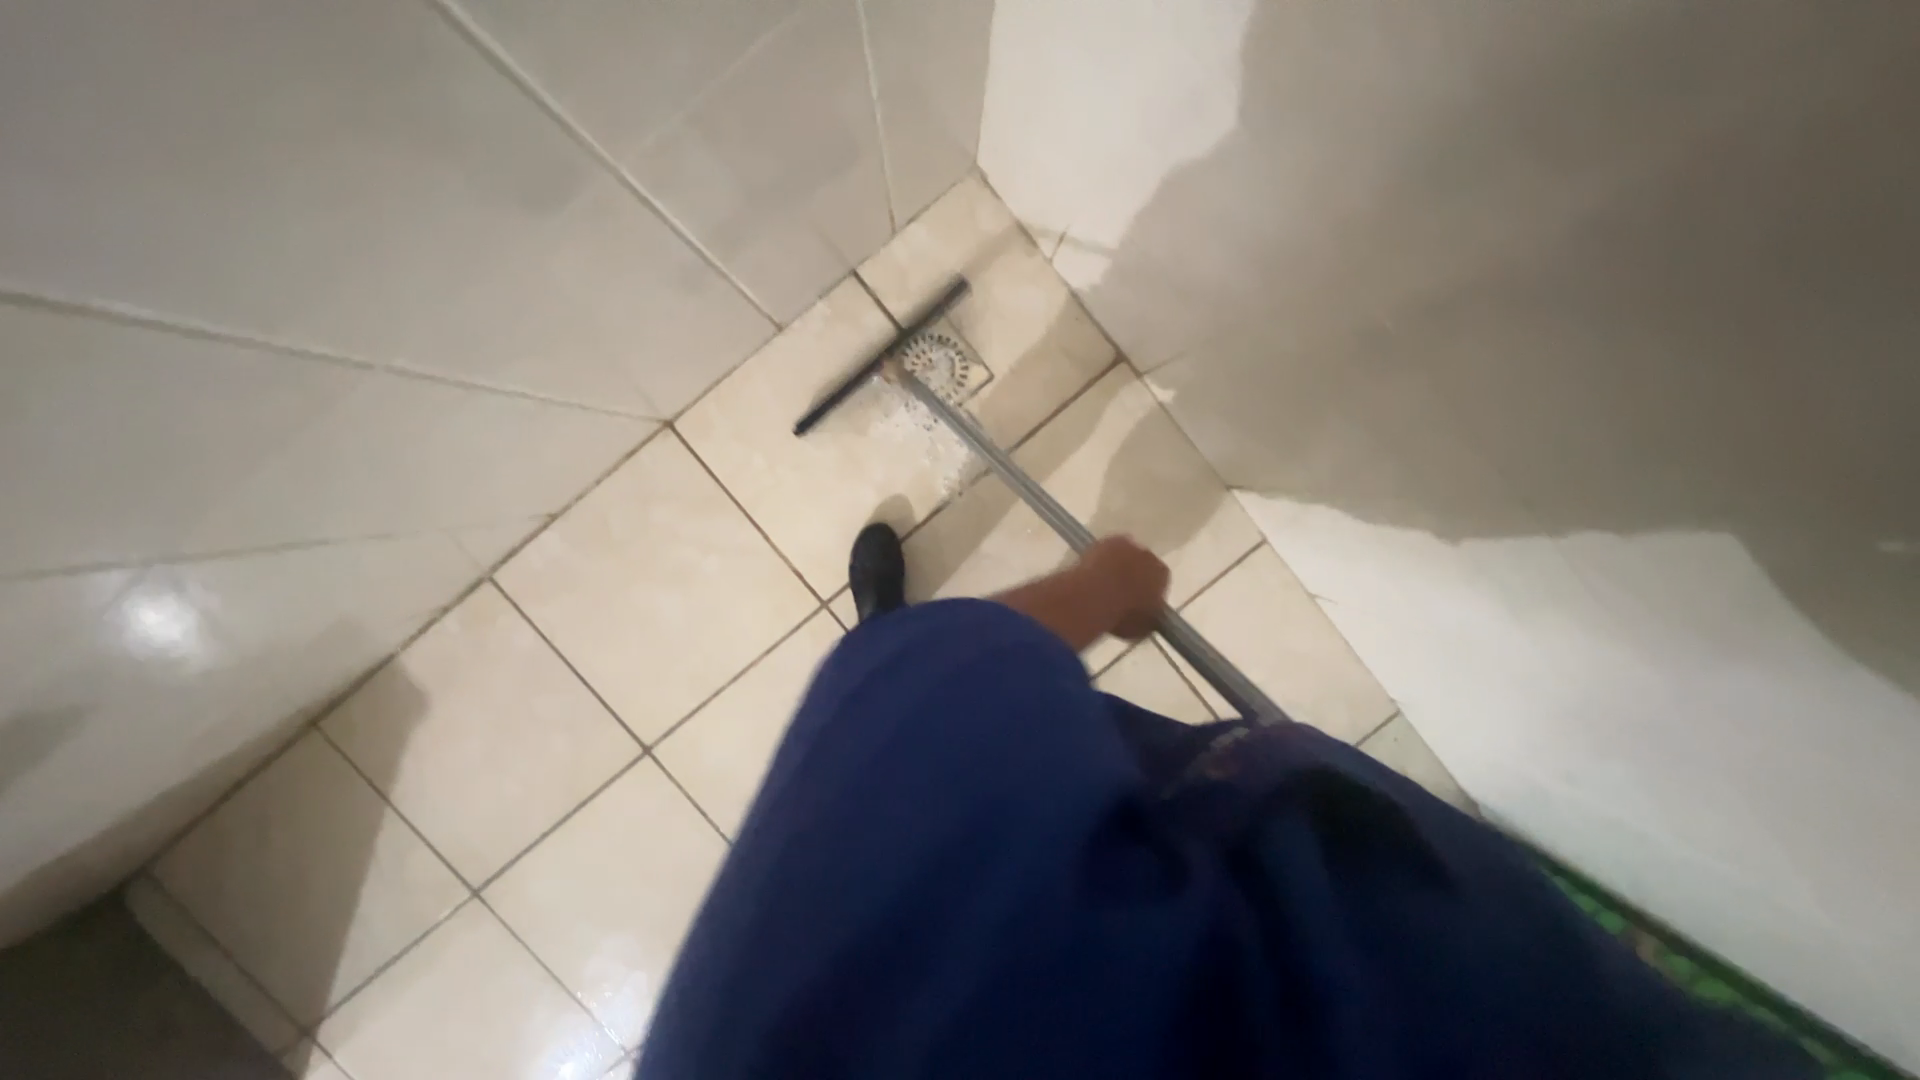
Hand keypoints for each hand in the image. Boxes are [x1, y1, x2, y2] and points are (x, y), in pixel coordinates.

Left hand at [1073, 536, 1169, 640]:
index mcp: (1162, 576)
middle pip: (1142, 564)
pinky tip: (1091, 570)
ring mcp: (1127, 544)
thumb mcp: (1142, 627)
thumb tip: (1146, 618)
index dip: (1146, 592)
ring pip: (1123, 555)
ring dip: (1116, 565)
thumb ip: (1148, 618)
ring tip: (1101, 581)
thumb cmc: (1122, 615)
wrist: (1095, 594)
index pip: (1159, 582)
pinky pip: (1106, 549)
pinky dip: (1100, 557)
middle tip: (1117, 591)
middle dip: (1132, 575)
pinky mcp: (1106, 539)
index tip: (1135, 601)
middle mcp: (1149, 555)